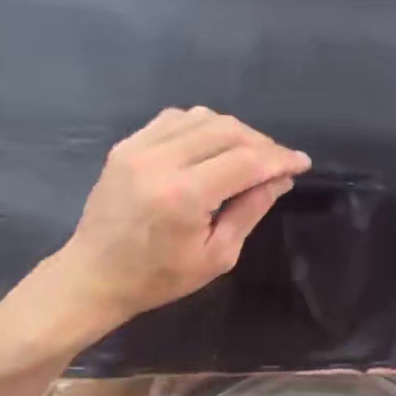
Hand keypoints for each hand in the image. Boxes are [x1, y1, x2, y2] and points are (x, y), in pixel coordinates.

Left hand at [51, 107, 310, 323]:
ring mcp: (138, 148)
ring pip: (202, 117)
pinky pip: (174, 119)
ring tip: (248, 154)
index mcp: (184, 195)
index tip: (301, 163)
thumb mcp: (217, 256)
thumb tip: (280, 179)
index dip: (279, 158)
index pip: (246, 160)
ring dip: (234, 131)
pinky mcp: (126, 145)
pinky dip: (202, 126)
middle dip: (261, 143)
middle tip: (278, 162)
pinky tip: (211, 146)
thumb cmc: (159, 277)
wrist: (94, 275)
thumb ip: (250, 210)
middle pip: (227, 130)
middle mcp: (160, 160)